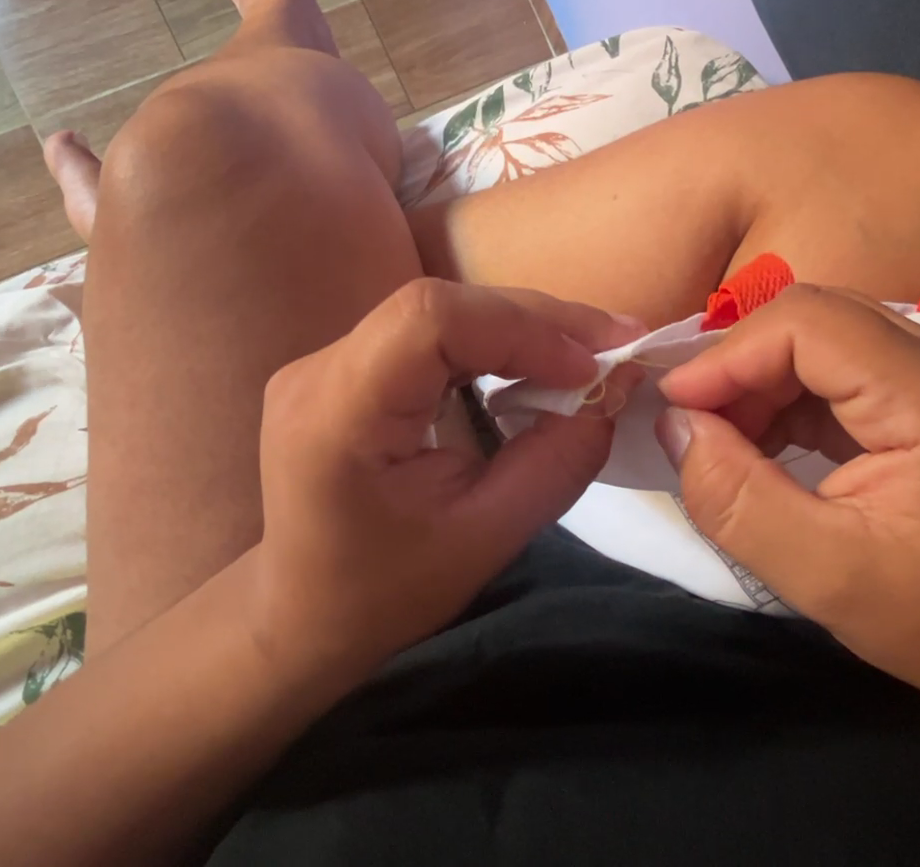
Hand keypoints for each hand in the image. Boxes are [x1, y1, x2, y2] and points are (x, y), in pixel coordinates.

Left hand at [253, 279, 642, 676]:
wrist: (301, 613)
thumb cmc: (385, 593)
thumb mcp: (484, 541)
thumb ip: (555, 464)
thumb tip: (613, 392)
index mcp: (336, 415)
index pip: (429, 321)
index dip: (521, 328)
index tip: (591, 369)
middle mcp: (320, 369)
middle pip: (440, 306)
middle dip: (539, 320)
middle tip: (618, 345)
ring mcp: (328, 362)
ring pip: (443, 312)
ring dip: (524, 327)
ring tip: (591, 355)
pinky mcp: (349, 368)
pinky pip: (434, 335)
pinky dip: (498, 344)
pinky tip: (538, 365)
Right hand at [656, 284, 919, 717]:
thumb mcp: (824, 576)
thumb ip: (736, 499)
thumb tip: (673, 425)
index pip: (809, 323)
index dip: (728, 356)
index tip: (673, 408)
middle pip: (813, 318)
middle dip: (740, 366)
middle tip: (693, 429)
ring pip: (818, 338)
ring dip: (758, 382)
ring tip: (723, 445)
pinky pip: (834, 368)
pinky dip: (784, 399)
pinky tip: (760, 445)